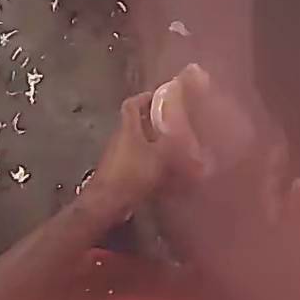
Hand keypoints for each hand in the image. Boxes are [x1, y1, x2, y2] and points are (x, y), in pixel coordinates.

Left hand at [80, 91, 170, 219]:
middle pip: (135, 124)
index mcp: (128, 129)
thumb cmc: (132, 174)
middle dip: (152, 122)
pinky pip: (134, 160)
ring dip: (150, 142)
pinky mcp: (116, 173)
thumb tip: (193, 136)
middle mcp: (119, 138)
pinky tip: (161, 171)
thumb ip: (175, 146)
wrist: (106, 203)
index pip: (132, 104)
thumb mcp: (159, 157)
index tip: (159, 96)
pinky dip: (147, 160)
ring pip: (135, 143)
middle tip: (173, 124)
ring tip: (172, 147)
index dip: (144, 97)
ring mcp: (116, 156)